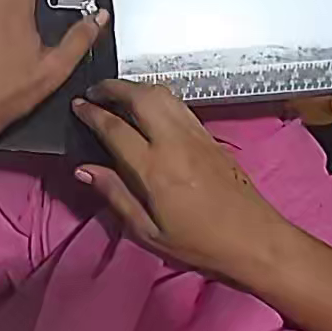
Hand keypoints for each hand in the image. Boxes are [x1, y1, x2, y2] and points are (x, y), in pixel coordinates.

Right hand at [70, 79, 301, 277]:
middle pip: (139, 97)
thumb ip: (115, 195)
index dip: (91, 113)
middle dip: (112, 87)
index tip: (77, 106)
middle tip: (94, 91)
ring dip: (135, 87)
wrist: (254, 239)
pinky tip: (148, 105)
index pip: (114, 128)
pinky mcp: (209, 135)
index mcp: (154, 169)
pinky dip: (157, 96)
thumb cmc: (198, 243)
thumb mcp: (147, 231)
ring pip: (161, 94)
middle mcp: (174, 142)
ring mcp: (195, 134)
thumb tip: (84, 170)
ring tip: (117, 93)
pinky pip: (178, 104)